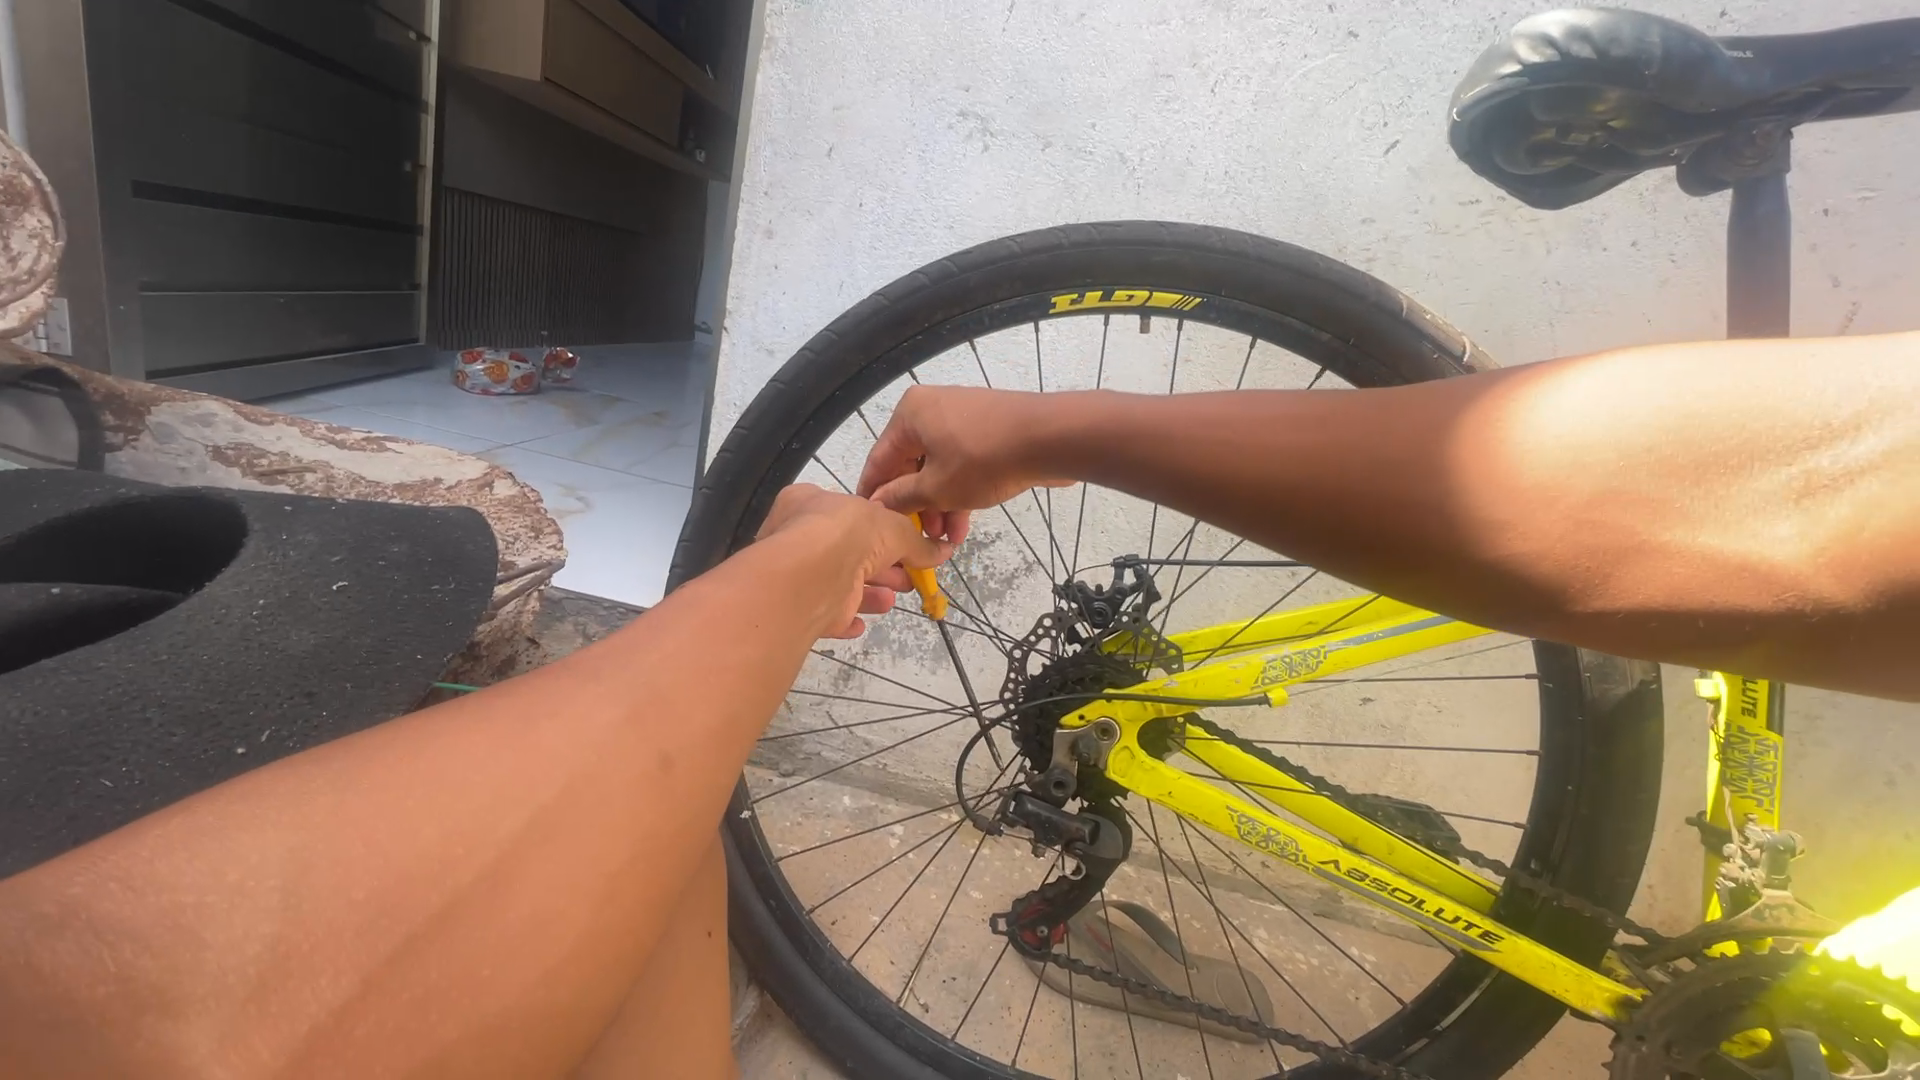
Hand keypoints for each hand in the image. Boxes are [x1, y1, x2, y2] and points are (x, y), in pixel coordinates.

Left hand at [757, 484, 951, 638]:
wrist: (812, 576)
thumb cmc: (848, 533)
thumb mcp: (894, 527)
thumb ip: (917, 542)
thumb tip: (944, 550)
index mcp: (811, 503)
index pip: (847, 513)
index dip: (877, 528)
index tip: (902, 543)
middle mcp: (798, 536)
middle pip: (847, 551)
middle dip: (880, 567)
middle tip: (906, 577)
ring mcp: (797, 573)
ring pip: (838, 583)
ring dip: (868, 594)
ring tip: (892, 599)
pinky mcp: (799, 607)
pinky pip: (824, 613)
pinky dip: (845, 618)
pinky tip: (861, 623)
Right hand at [855, 385, 1072, 544]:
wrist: (1050, 438)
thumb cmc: (984, 460)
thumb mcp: (937, 487)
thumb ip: (901, 497)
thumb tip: (877, 504)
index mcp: (910, 414)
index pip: (879, 460)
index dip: (874, 495)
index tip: (869, 524)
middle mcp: (931, 410)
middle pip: (910, 465)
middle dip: (915, 506)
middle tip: (917, 538)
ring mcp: (961, 419)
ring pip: (938, 468)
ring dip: (939, 505)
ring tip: (945, 541)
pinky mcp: (986, 431)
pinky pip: (961, 464)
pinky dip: (959, 491)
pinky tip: (963, 525)